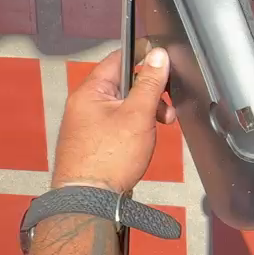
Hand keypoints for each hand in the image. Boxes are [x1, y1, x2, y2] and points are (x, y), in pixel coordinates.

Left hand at [51, 46, 175, 194]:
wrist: (89, 200)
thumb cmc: (110, 157)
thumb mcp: (138, 114)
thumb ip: (150, 83)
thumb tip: (158, 55)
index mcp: (90, 92)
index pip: (118, 59)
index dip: (143, 56)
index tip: (164, 60)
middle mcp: (85, 104)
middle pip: (125, 83)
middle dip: (151, 92)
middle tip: (167, 107)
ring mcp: (89, 123)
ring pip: (125, 104)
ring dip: (147, 110)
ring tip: (162, 125)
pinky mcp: (95, 140)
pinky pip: (120, 121)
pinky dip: (137, 124)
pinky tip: (146, 137)